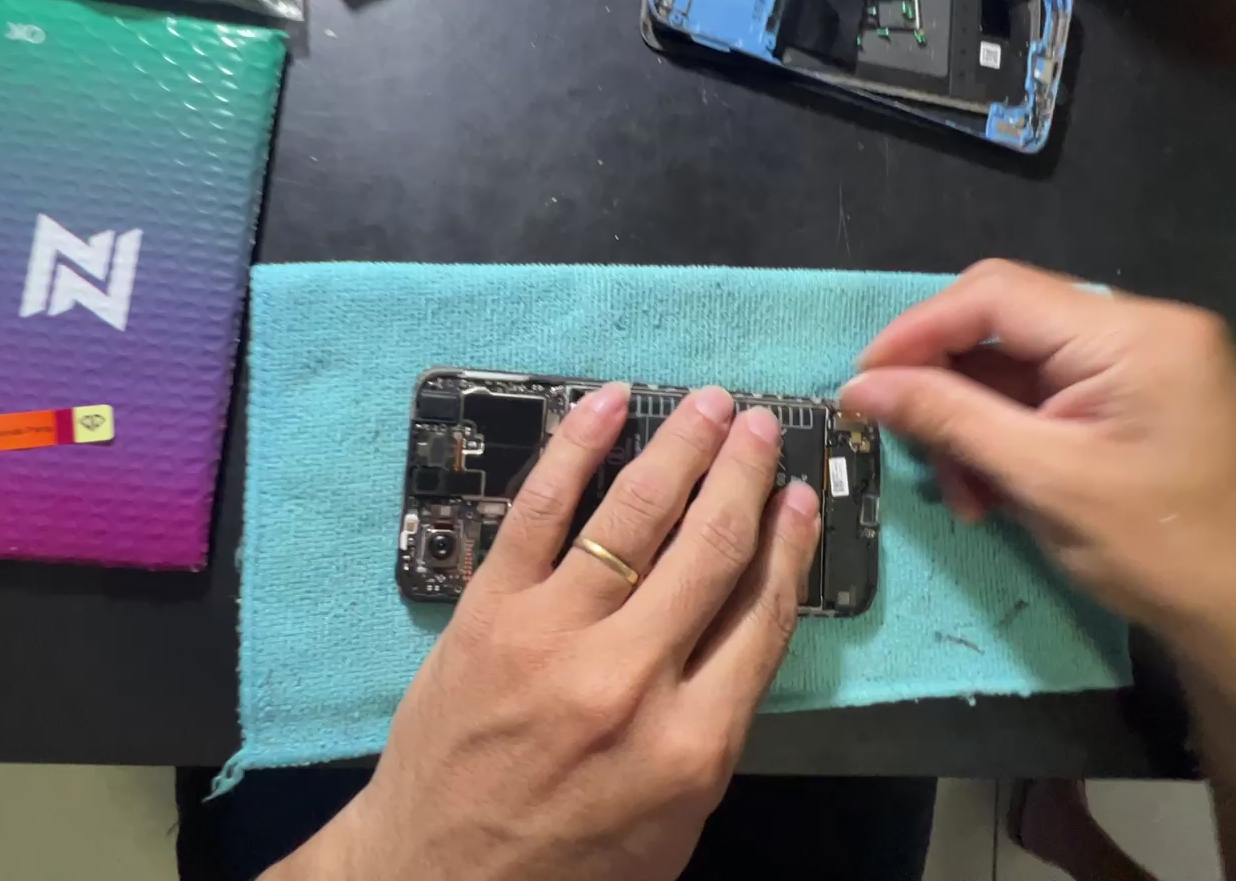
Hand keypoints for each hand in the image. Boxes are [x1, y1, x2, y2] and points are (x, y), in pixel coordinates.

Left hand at [269, 383, 820, 880]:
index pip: (762, 613)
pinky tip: (608, 402)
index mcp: (692, 742)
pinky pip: (540, 508)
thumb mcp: (675, 816)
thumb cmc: (569, 859)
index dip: (789, 543)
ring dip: (680, 448)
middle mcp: (631, 676)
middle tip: (762, 425)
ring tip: (711, 405)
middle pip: (709, 549)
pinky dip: (577, 446)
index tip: (801, 495)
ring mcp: (554, 631)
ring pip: (634, 515)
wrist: (435, 880)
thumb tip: (748, 610)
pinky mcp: (490, 605)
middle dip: (745, 475)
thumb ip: (717, 716)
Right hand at [837, 260, 1235, 636]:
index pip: (995, 294)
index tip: (865, 381)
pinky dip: (998, 434)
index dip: (917, 329)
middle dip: (942, 379)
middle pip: (999, 322)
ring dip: (966, 419)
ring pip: (1008, 364)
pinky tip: (990, 488)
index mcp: (1132, 334)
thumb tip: (857, 387)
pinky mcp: (1129, 396)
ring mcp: (1137, 362)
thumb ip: (944, 417)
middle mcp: (1138, 328)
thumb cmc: (1165, 551)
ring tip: (963, 490)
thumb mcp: (1039, 479)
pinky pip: (1036, 394)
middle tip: (907, 435)